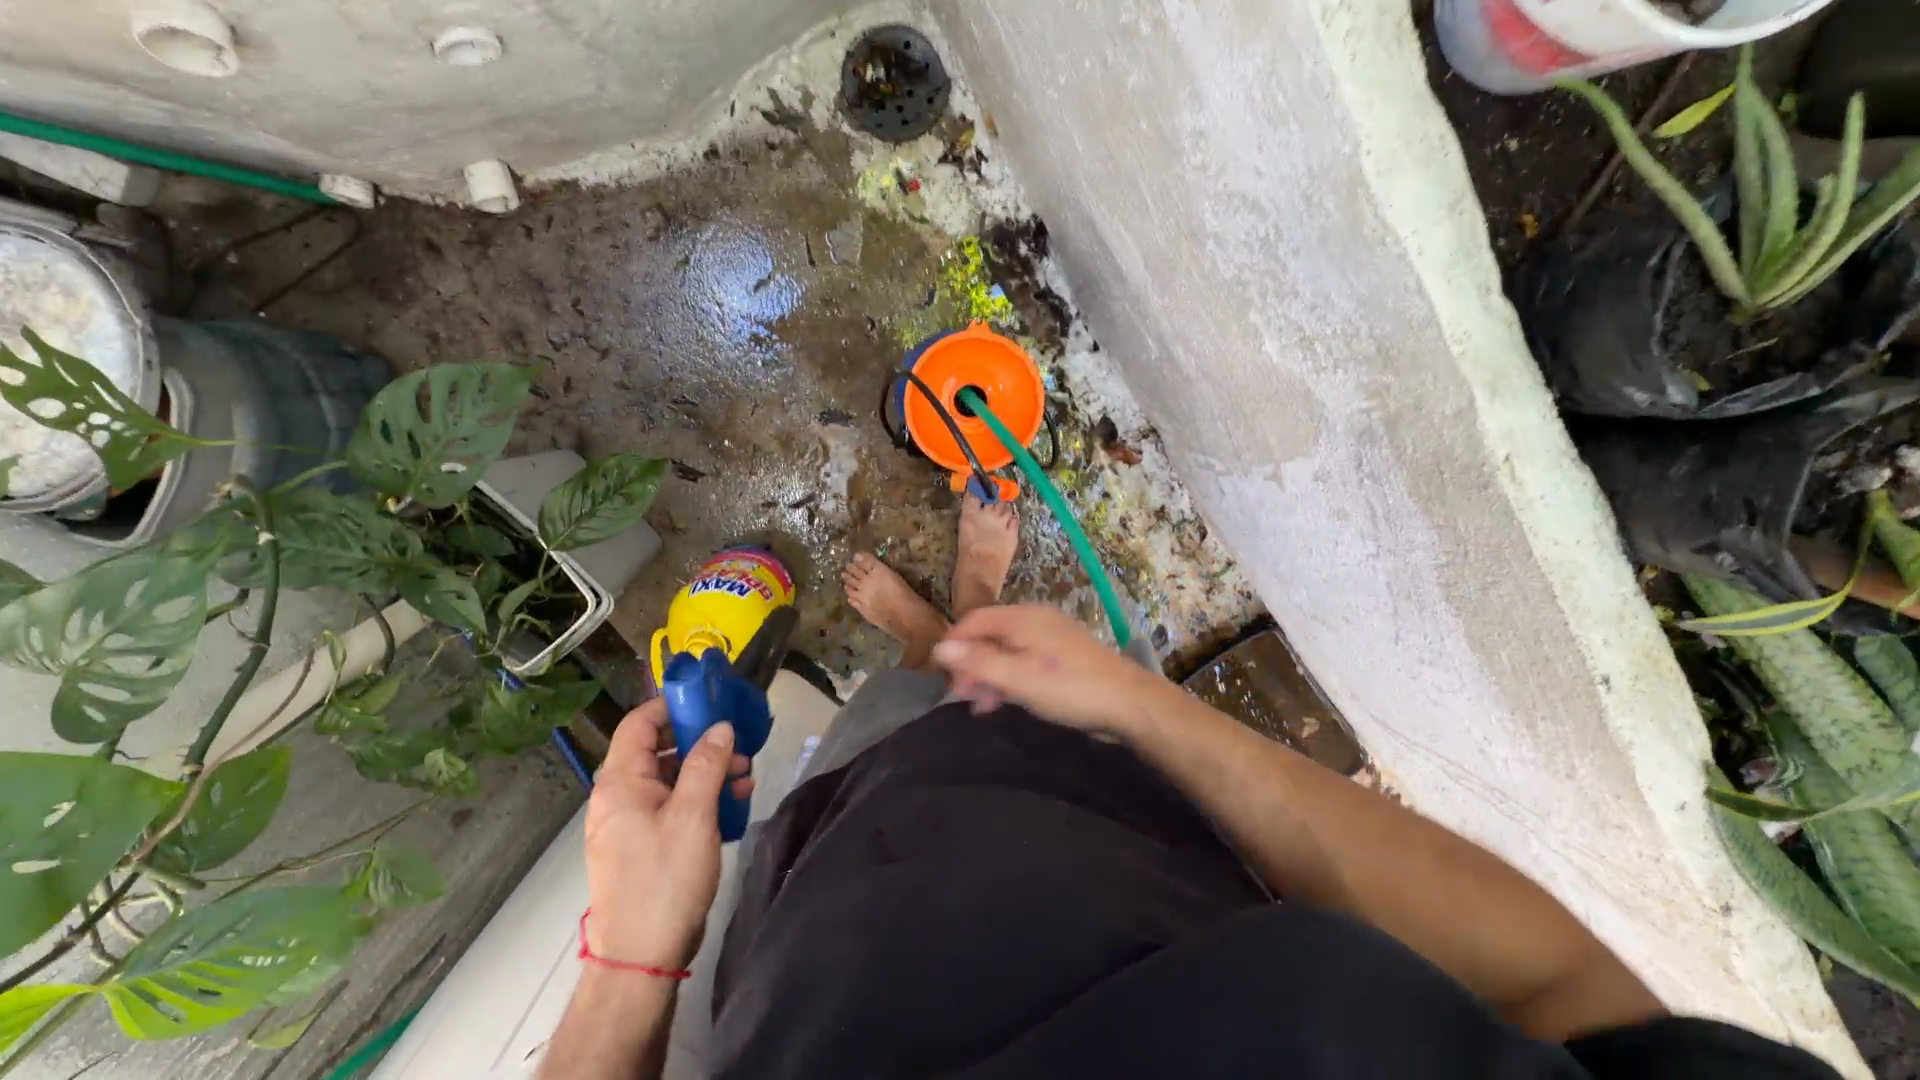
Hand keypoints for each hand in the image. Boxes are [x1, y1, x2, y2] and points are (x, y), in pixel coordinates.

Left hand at [583, 698, 753, 969]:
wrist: (641, 956)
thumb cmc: (665, 877)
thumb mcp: (694, 814)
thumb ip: (707, 764)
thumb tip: (720, 727)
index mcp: (620, 782)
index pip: (638, 724)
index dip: (672, 706)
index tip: (710, 702)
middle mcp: (616, 798)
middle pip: (657, 752)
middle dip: (700, 745)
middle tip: (740, 750)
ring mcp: (626, 825)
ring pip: (667, 782)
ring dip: (705, 775)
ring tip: (744, 781)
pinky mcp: (639, 849)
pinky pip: (668, 810)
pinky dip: (697, 802)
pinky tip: (730, 808)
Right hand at [933, 605, 1170, 737]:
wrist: (1129, 702)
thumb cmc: (1069, 688)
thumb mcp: (1017, 677)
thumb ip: (978, 662)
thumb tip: (940, 647)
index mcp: (1022, 617)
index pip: (973, 620)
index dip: (954, 645)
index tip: (944, 677)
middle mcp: (1035, 619)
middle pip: (990, 635)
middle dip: (972, 664)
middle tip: (963, 698)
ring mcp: (1051, 637)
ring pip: (1007, 650)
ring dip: (990, 675)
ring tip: (984, 706)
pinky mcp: (1063, 655)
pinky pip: (1026, 660)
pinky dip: (1011, 678)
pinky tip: (1009, 700)